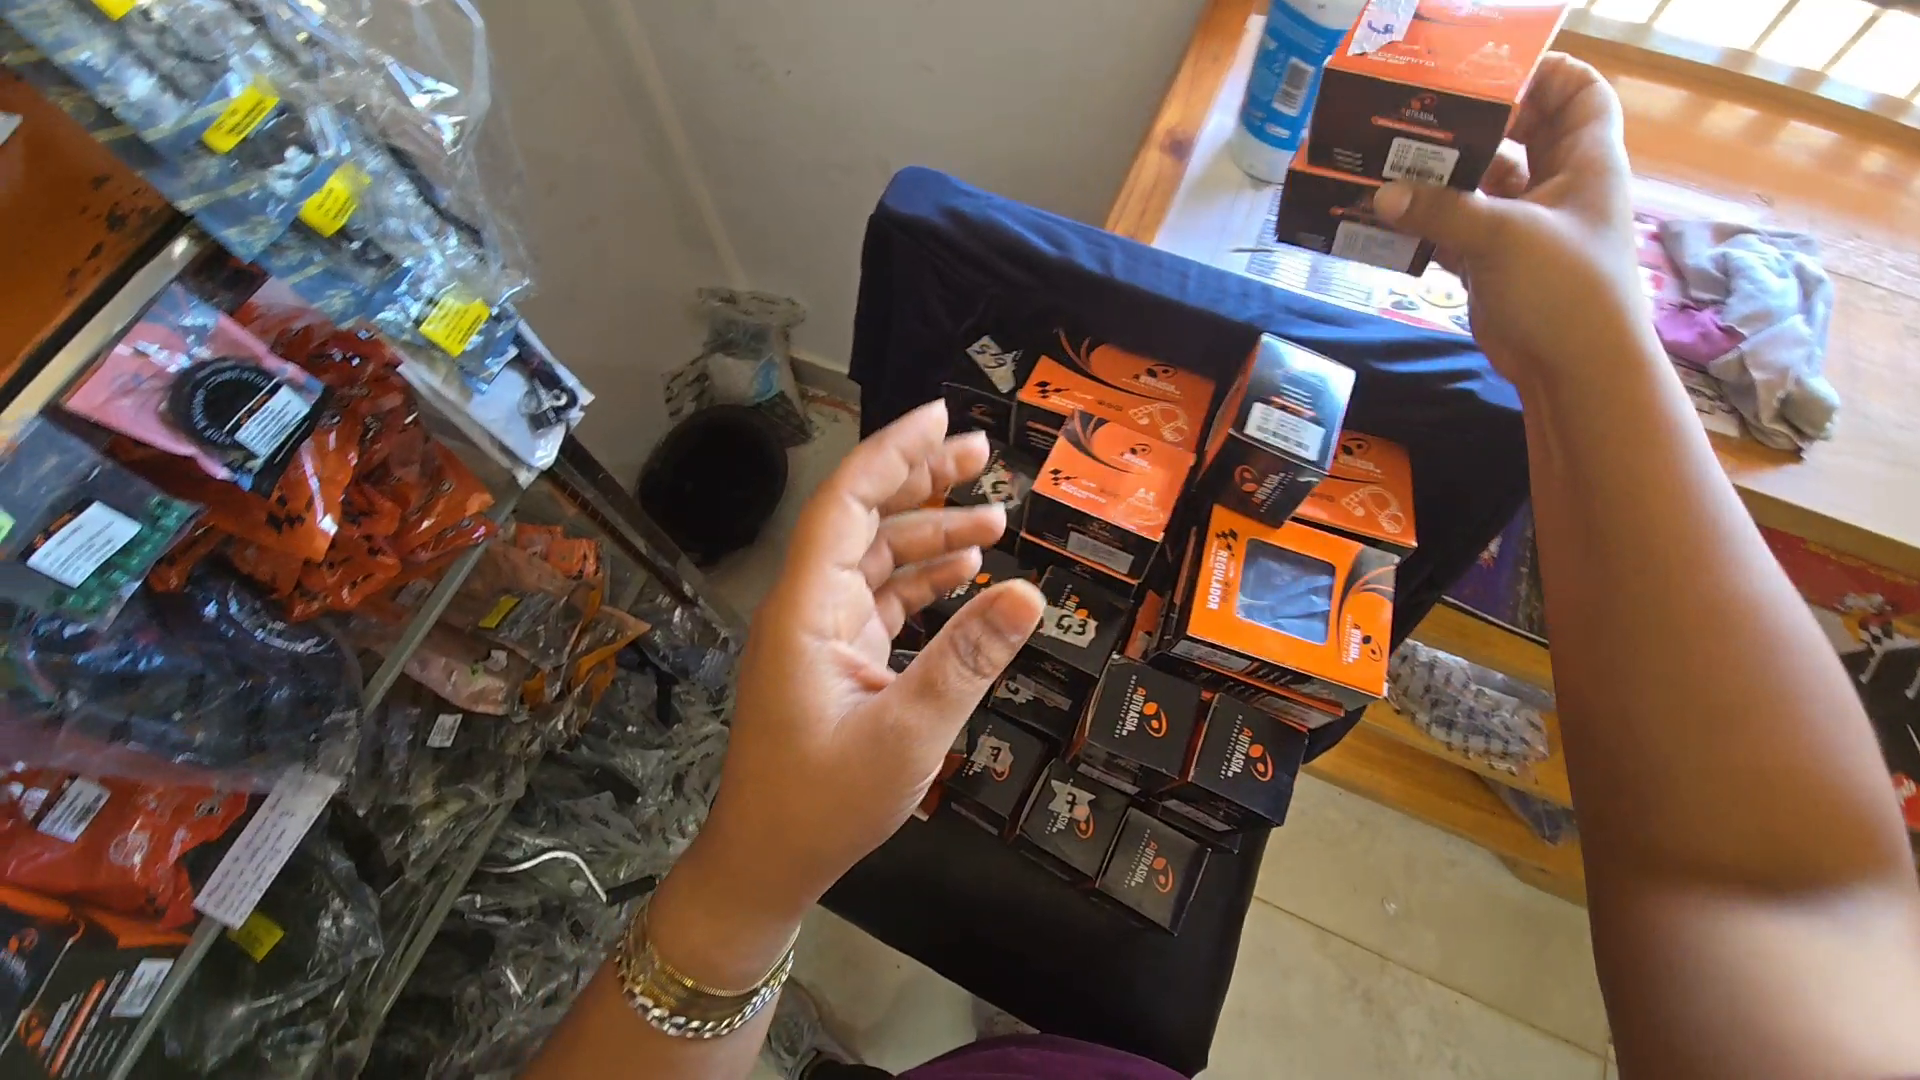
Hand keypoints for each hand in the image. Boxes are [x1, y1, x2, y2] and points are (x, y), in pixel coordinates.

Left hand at [661, 401, 1045, 961]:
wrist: (767, 862)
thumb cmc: (823, 804)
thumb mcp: (909, 733)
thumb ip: (968, 660)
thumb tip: (1030, 595)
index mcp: (807, 608)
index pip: (848, 503)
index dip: (893, 453)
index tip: (942, 418)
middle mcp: (810, 605)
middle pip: (865, 519)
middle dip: (922, 481)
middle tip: (982, 454)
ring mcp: (822, 630)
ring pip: (878, 558)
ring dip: (932, 533)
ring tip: (995, 518)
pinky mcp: (838, 656)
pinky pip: (884, 599)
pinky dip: (924, 580)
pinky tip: (967, 572)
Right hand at [1371, 55, 1651, 391]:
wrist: (1571, 366)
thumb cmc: (1563, 286)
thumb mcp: (1505, 237)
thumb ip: (1442, 212)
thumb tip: (1379, 195)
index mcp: (1584, 162)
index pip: (1578, 94)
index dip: (1544, 74)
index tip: (1488, 74)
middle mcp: (1555, 188)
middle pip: (1516, 138)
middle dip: (1471, 129)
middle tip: (1417, 121)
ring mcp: (1521, 230)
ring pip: (1477, 191)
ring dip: (1437, 183)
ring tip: (1388, 169)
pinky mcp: (1492, 265)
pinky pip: (1454, 234)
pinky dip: (1425, 228)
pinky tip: (1388, 222)